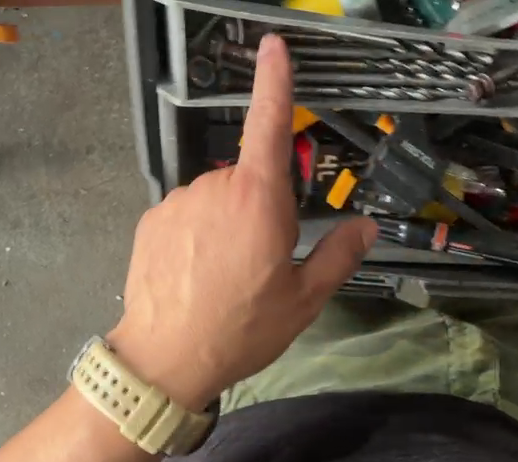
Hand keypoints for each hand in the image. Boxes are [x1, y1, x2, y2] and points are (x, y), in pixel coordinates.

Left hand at [105, 35, 377, 409]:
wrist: (167, 357)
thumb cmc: (240, 330)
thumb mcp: (302, 301)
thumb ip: (337, 257)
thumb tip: (364, 228)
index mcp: (258, 200)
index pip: (270, 125)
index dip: (276, 83)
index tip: (275, 48)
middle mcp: (215, 187)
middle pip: (249, 183)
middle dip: (260, 213)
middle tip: (261, 268)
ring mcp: (179, 202)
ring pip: (216, 202)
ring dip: (226, 228)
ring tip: (226, 281)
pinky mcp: (152, 221)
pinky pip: (187, 218)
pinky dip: (197, 239)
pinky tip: (199, 279)